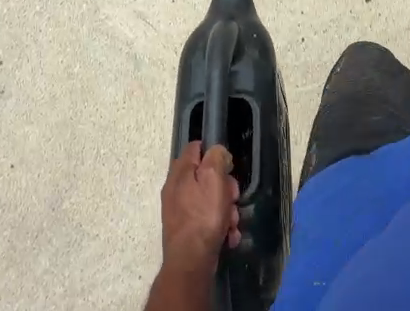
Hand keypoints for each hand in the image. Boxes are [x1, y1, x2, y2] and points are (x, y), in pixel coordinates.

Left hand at [160, 141, 240, 273]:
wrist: (191, 261)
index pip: (196, 148)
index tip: (228, 167)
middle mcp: (176, 189)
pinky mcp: (186, 230)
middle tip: (232, 197)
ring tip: (232, 223)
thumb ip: (216, 157)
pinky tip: (228, 235)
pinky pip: (206, 219)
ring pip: (210, 200)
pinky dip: (219, 226)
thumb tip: (216, 151)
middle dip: (225, 187)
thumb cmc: (204, 216)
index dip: (215, 154)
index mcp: (180, 173)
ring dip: (226, 210)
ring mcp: (180, 211)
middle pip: (206, 176)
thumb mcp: (214, 178)